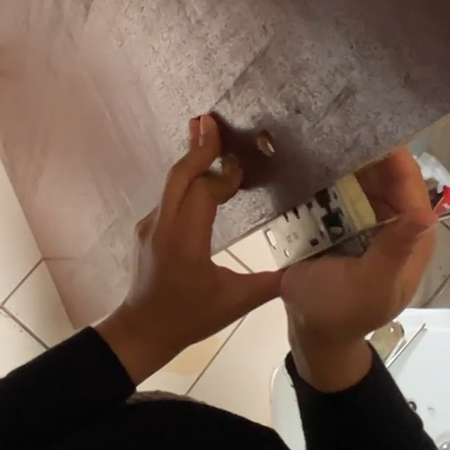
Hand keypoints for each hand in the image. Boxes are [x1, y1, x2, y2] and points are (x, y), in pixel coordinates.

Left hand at [97, 115, 283, 384]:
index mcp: (184, 243)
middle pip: (179, 176)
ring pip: (171, 183)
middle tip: (212, 120)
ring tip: (207, 132)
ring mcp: (150, 225)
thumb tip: (307, 270)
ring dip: (191, 159)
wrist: (142, 330)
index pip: (203, 193)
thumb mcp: (235, 302)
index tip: (242, 165)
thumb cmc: (190, 318)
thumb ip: (271, 283)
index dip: (224, 176)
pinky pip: (169, 196)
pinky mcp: (147, 228)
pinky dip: (187, 179)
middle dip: (198, 147)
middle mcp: (162, 227)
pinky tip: (202, 172)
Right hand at [281, 148, 438, 390]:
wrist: (309, 331)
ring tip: (311, 130)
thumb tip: (425, 214)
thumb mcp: (372, 283)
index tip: (366, 126)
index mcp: (409, 233)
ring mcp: (358, 219)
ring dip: (334, 158)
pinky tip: (297, 155)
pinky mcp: (331, 220)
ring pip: (351, 177)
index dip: (392, 155)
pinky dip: (315, 175)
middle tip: (331, 120)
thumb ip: (396, 249)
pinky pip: (326, 189)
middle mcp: (387, 219)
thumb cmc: (343, 311)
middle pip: (378, 173)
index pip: (408, 183)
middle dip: (359, 150)